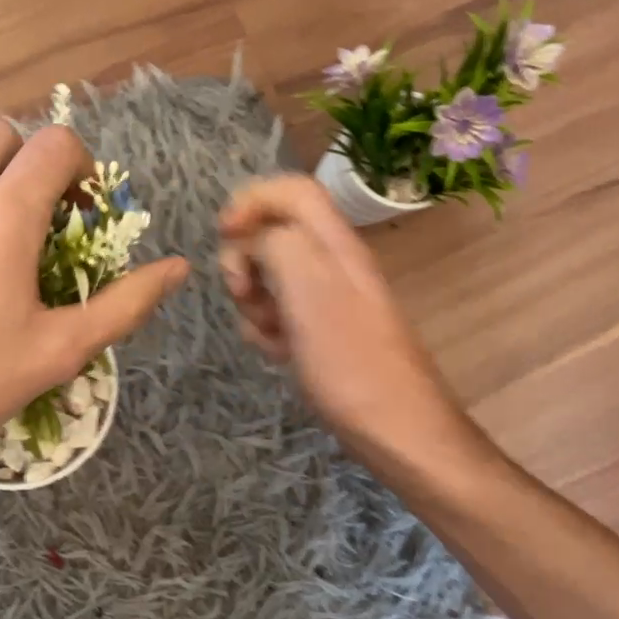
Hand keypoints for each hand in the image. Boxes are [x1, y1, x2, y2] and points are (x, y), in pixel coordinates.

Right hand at [217, 174, 481, 470]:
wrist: (394, 429)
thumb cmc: (349, 359)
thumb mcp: (307, 287)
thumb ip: (275, 244)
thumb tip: (252, 242)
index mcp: (334, 243)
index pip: (290, 189)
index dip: (250, 200)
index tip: (224, 233)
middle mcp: (332, 263)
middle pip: (270, 235)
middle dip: (243, 262)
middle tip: (246, 293)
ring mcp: (326, 300)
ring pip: (267, 279)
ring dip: (253, 303)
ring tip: (271, 334)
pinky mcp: (320, 332)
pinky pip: (276, 316)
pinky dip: (266, 331)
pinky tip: (279, 354)